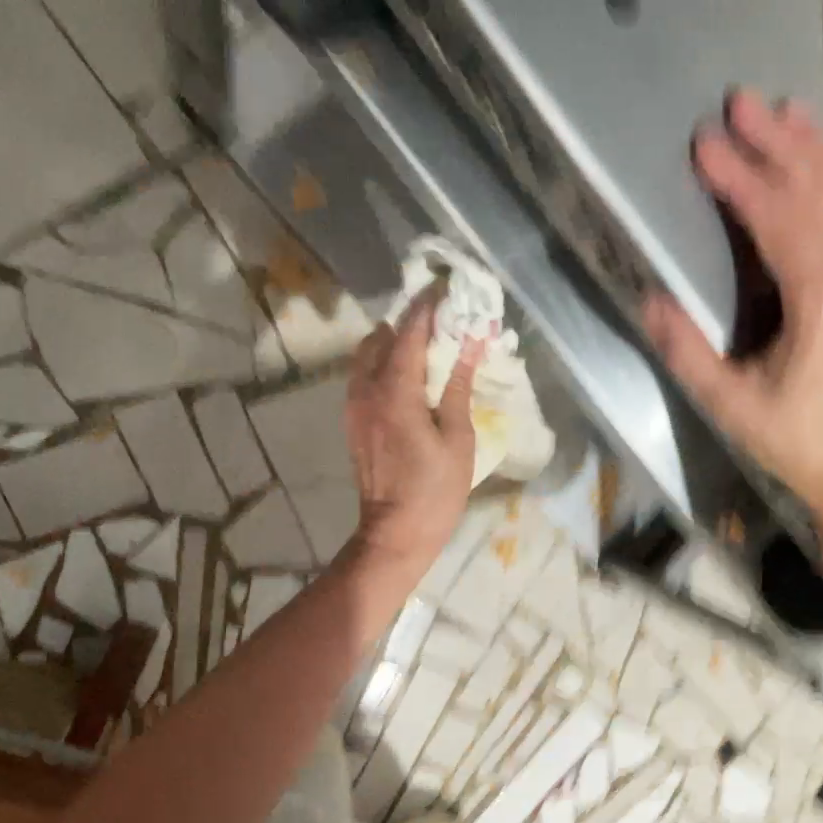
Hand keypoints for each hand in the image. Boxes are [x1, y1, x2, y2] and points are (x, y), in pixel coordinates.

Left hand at [342, 291, 479, 583]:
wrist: (395, 532)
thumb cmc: (435, 490)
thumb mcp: (457, 437)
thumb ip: (457, 387)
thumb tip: (470, 346)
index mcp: (395, 392)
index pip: (409, 332)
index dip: (428, 308)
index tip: (447, 290)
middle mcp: (366, 390)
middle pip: (380, 338)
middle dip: (408, 324)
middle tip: (441, 324)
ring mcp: (354, 407)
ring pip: (367, 357)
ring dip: (393, 344)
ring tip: (427, 350)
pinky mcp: (353, 422)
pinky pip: (364, 378)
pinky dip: (384, 366)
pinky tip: (410, 379)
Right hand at [643, 88, 822, 537]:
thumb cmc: (800, 446)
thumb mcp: (732, 408)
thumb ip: (688, 352)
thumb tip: (650, 300)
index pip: (779, 221)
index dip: (740, 179)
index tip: (706, 146)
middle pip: (821, 193)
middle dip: (778, 144)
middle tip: (741, 105)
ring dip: (819, 152)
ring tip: (786, 116)